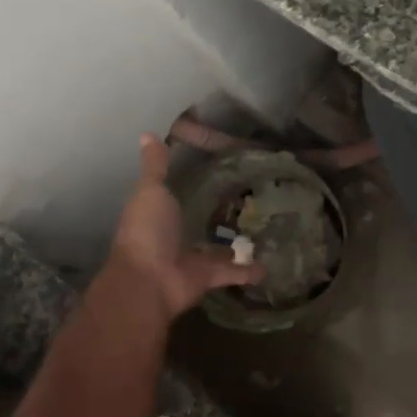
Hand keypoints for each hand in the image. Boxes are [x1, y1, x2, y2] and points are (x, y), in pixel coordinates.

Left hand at [104, 134, 262, 321]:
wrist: (147, 283)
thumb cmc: (146, 231)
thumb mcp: (151, 191)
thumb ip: (155, 166)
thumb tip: (147, 133)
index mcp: (159, 214)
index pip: (178, 195)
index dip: (194, 182)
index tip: (220, 167)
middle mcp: (174, 236)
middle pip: (200, 222)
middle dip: (219, 214)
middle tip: (249, 197)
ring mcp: (192, 258)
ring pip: (218, 249)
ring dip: (235, 243)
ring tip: (264, 228)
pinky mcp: (209, 277)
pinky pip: (233, 272)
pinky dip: (249, 270)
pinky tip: (269, 264)